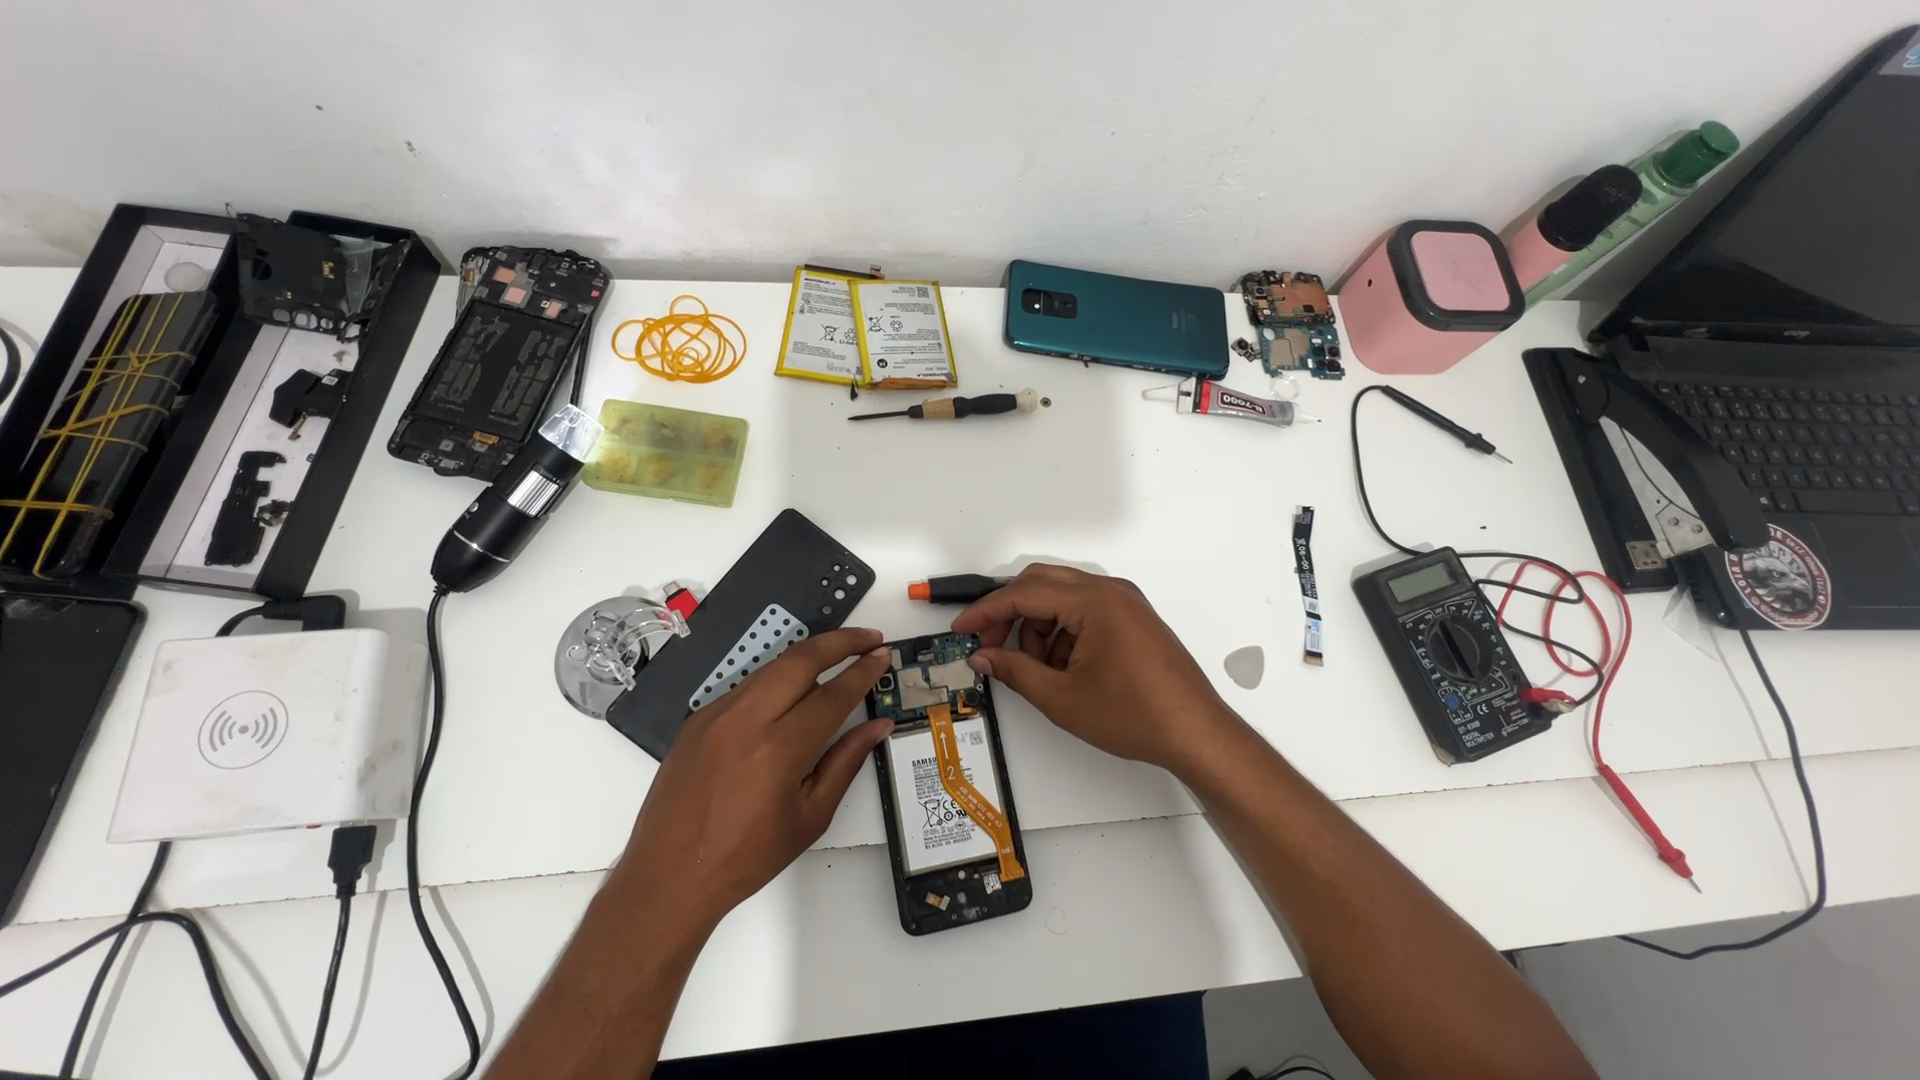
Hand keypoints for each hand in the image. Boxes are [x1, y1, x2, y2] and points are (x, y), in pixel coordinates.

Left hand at [609, 627, 893, 930]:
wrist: (669, 876)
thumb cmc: (746, 857)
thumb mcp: (810, 817)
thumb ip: (845, 762)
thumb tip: (878, 725)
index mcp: (778, 749)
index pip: (832, 694)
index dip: (863, 671)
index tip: (883, 655)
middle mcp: (745, 720)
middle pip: (799, 660)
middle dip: (839, 642)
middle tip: (868, 638)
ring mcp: (715, 715)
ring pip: (771, 667)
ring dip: (807, 656)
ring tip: (838, 655)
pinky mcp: (696, 720)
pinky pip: (745, 687)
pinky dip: (776, 680)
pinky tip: (791, 692)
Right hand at [950, 565, 1249, 780]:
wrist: (1195, 733)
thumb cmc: (1133, 715)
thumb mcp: (1061, 697)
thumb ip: (1014, 670)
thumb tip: (982, 656)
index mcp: (1094, 601)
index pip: (1023, 593)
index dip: (986, 612)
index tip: (961, 631)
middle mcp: (1110, 591)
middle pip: (1041, 584)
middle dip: (1010, 614)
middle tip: (989, 647)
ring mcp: (1125, 603)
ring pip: (1062, 598)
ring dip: (1037, 626)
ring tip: (1032, 669)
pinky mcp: (1133, 619)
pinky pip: (1084, 611)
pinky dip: (1062, 632)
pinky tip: (1061, 669)